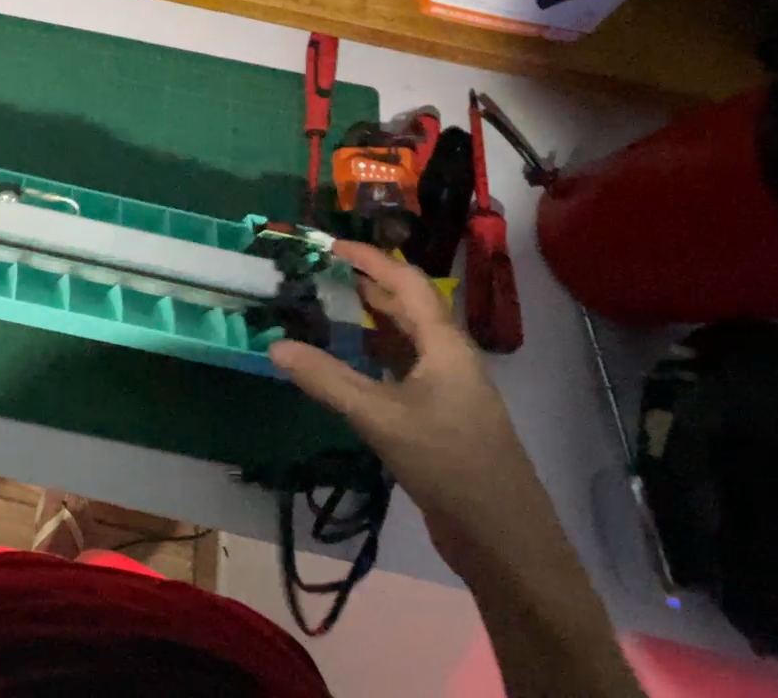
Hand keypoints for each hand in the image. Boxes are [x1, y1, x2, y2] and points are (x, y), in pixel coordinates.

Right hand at [269, 241, 553, 569]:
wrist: (502, 532)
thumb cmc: (448, 461)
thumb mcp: (379, 416)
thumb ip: (326, 379)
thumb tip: (275, 346)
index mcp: (444, 345)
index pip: (405, 282)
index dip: (368, 258)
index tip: (326, 245)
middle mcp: (447, 356)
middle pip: (406, 305)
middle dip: (363, 284)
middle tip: (314, 273)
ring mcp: (445, 387)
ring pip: (402, 338)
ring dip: (366, 318)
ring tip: (320, 307)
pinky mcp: (437, 414)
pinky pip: (399, 367)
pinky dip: (369, 354)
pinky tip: (342, 362)